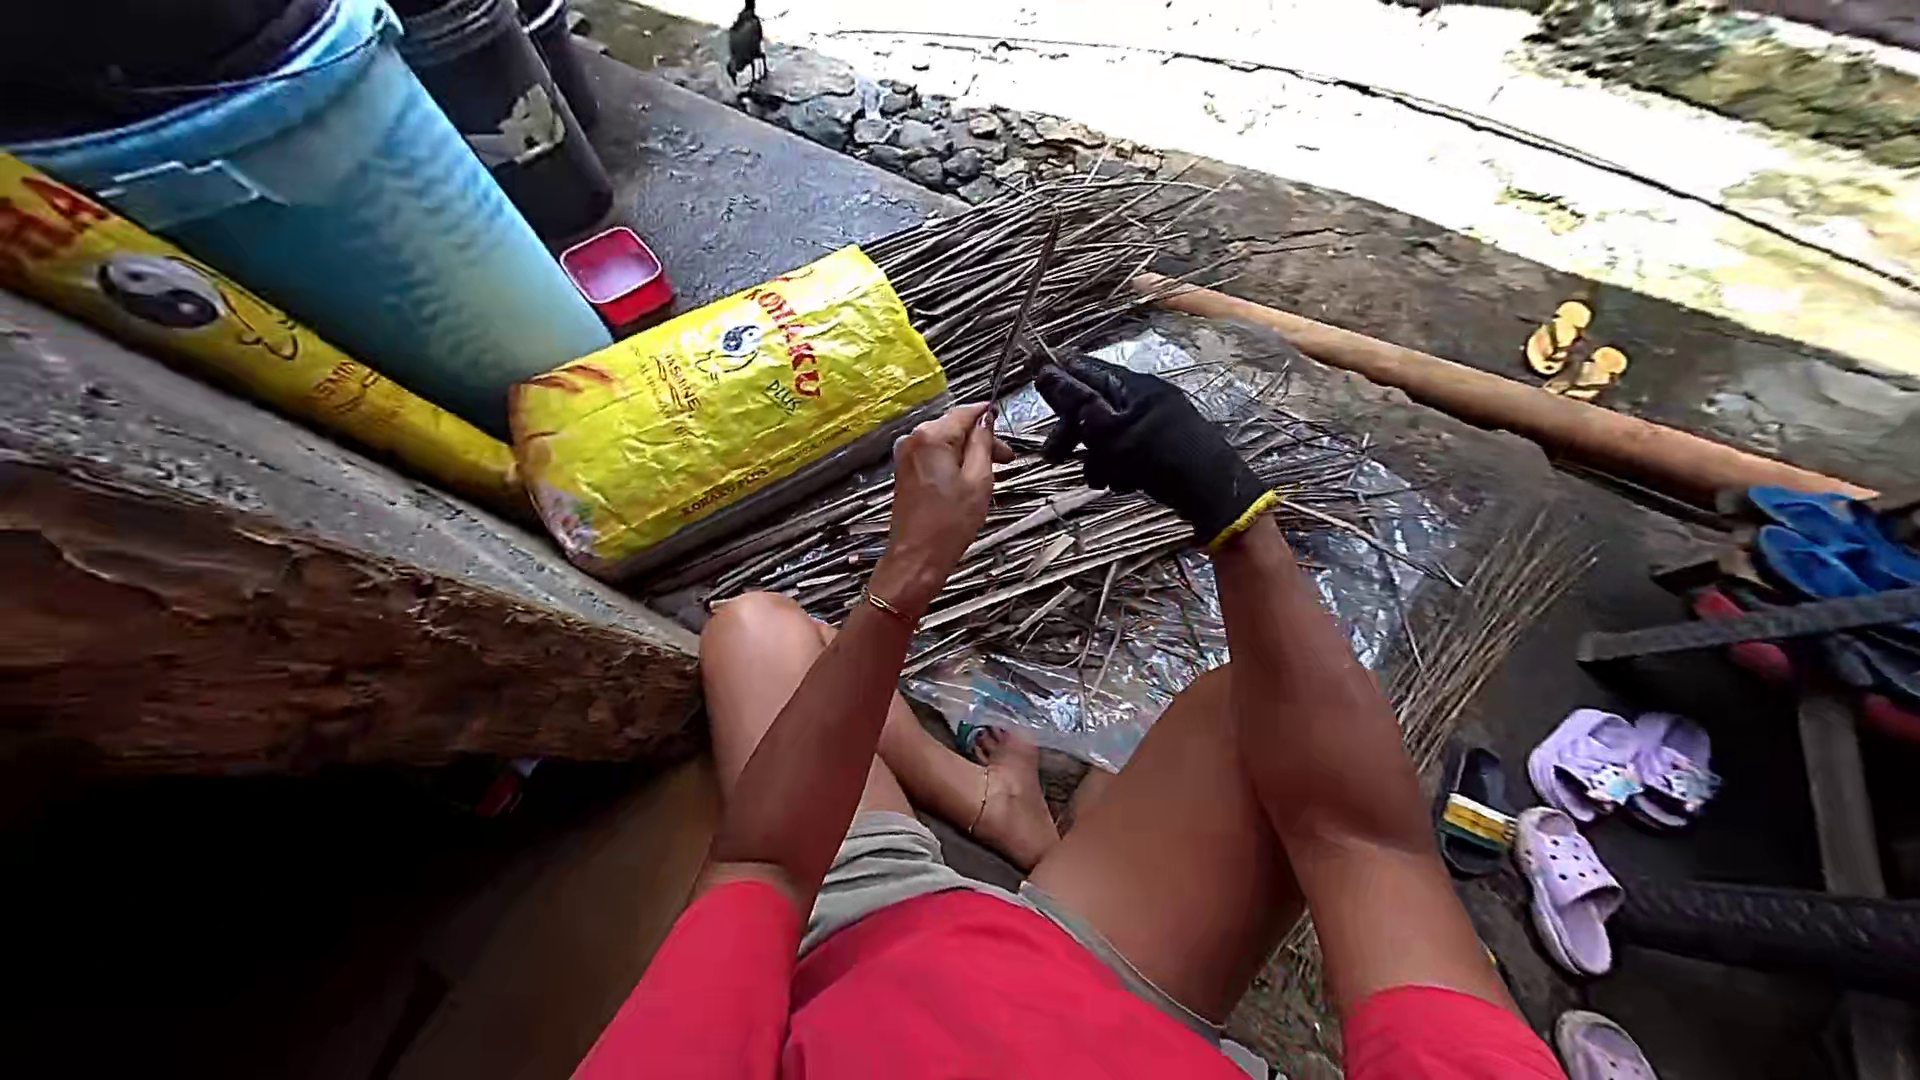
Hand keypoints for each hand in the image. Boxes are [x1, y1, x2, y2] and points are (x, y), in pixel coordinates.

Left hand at [870, 403, 1012, 618]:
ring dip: (968, 453)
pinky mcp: (905, 472)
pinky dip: (952, 464)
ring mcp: (906, 456)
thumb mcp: (978, 480)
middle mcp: (913, 440)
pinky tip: (968, 481)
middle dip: (980, 440)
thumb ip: (983, 443)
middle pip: (954, 427)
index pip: (965, 412)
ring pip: (944, 442)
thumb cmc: (949, 524)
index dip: (987, 417)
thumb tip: (985, 420)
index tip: (1004, 426)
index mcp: (931, 437)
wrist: (918, 556)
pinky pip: (934, 457)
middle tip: (1006, 460)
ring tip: (990, 475)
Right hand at [1035, 356, 1270, 548]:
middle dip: (1073, 432)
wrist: (1215, 495)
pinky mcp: (1163, 446)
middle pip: (1094, 406)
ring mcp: (1156, 422)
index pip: (1084, 369)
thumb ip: (1076, 403)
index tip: (1035, 392)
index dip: (1057, 379)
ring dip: (1096, 457)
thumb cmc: (1159, 459)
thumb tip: (1044, 370)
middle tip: (1053, 457)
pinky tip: (1121, 483)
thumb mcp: (1110, 431)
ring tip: (1100, 479)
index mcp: (1131, 386)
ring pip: (1108, 433)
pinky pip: (1127, 450)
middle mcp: (1144, 397)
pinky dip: (1117, 466)